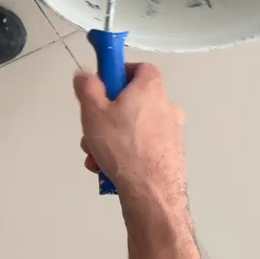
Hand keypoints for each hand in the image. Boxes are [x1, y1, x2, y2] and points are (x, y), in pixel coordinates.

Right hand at [72, 62, 186, 203]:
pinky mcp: (172, 153)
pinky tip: (110, 166)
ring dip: (113, 135)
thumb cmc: (121, 145)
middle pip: (134, 99)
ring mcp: (173, 132)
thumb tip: (86, 74)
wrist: (150, 191)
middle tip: (92, 127)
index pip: (141, 67)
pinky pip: (143, 144)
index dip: (120, 71)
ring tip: (97, 154)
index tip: (103, 85)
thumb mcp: (92, 112)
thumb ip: (87, 87)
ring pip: (135, 125)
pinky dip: (127, 150)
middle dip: (108, 112)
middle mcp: (167, 106)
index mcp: (150, 90)